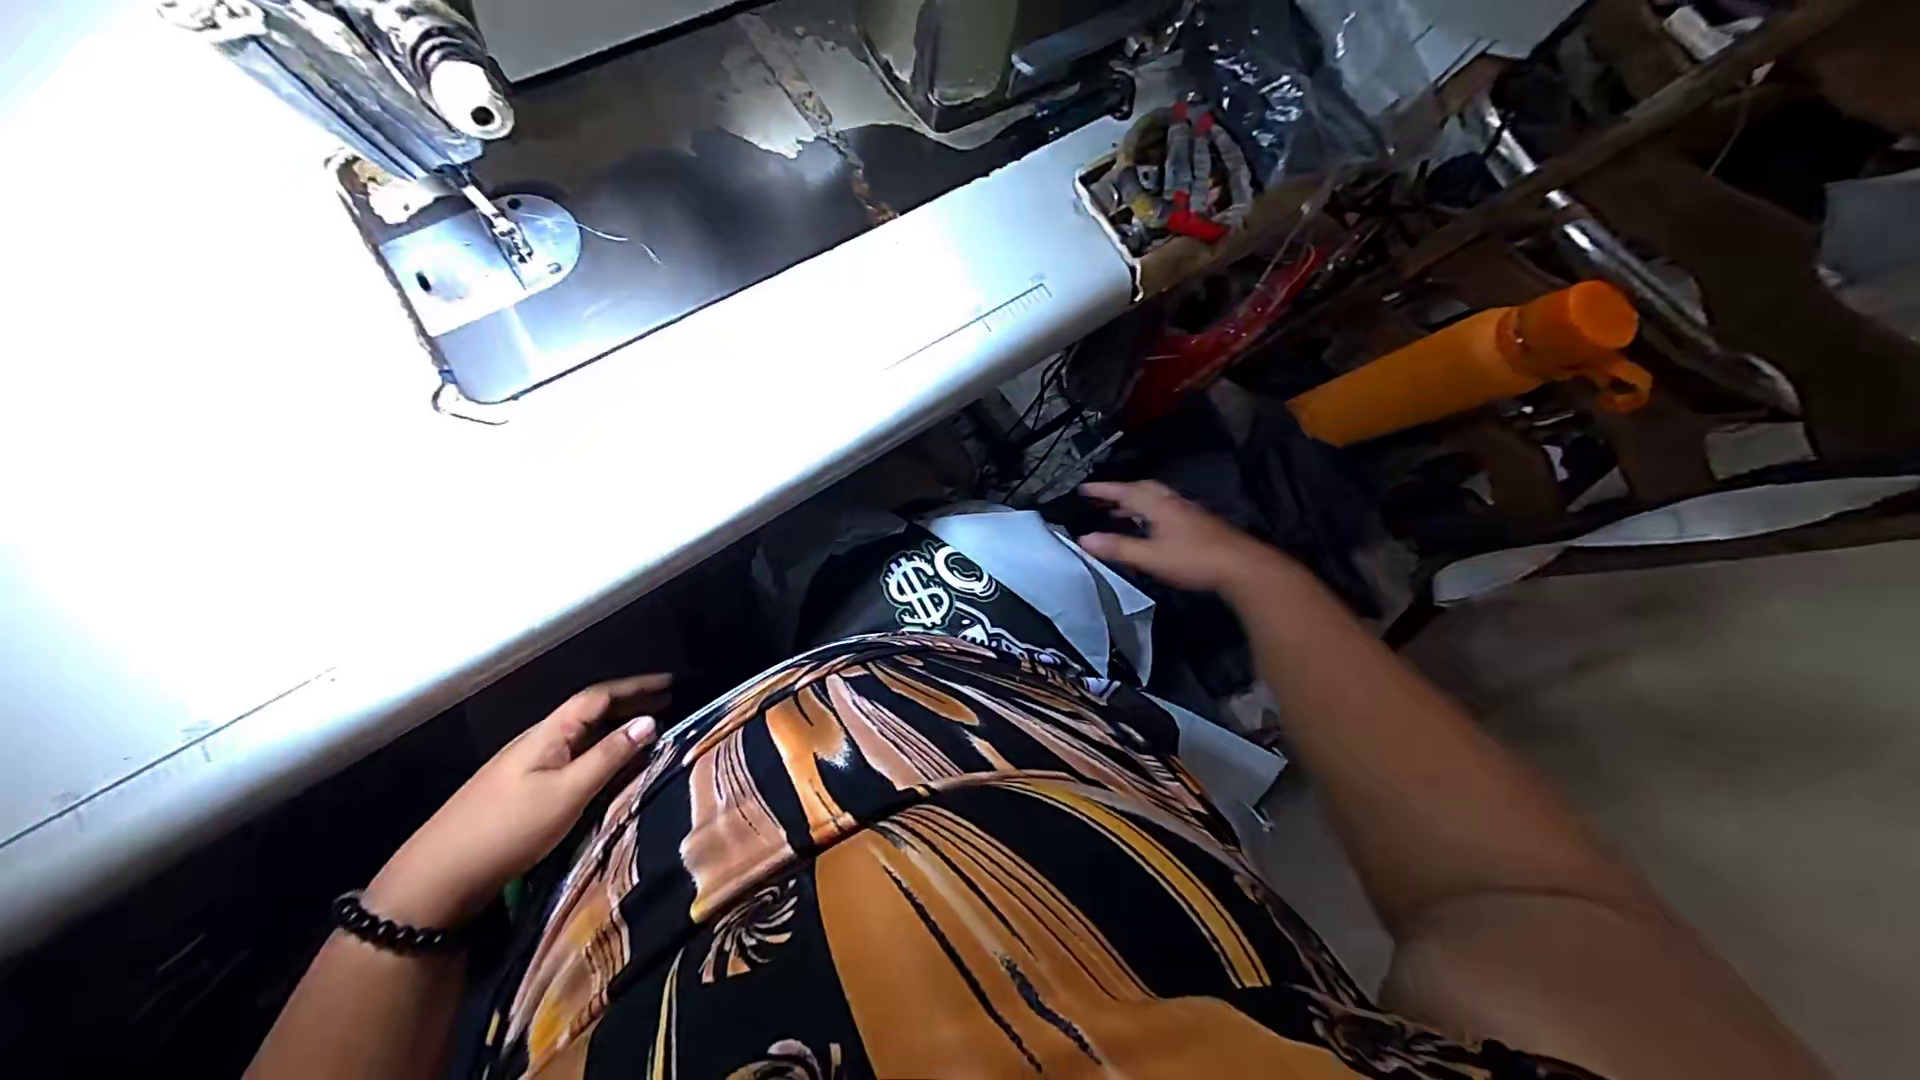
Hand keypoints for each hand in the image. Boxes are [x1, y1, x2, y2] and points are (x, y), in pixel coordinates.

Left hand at [363, 674, 670, 930]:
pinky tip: (613, 764)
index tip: (670, 682)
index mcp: (549, 733)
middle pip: (590, 711)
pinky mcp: (524, 787)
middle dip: (630, 703)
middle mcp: (539, 740)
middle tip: (668, 701)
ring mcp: (529, 764)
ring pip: (583, 734)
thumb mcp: (567, 792)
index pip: (598, 697)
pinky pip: (575, 755)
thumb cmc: (508, 829)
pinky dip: (603, 750)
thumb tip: (649, 720)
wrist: (436, 878)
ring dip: (617, 726)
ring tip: (650, 730)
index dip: (636, 686)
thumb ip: (610, 756)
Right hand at [1078, 481, 1293, 593]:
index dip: (1103, 489)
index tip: (1084, 489)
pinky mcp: (1198, 523)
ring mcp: (1187, 512)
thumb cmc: (1195, 560)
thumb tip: (1085, 540)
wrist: (1241, 567)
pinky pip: (1165, 509)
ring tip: (1118, 512)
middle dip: (1119, 492)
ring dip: (1135, 502)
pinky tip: (1148, 527)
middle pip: (1142, 489)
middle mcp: (1173, 503)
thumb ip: (1118, 548)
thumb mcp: (1151, 557)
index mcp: (1159, 506)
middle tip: (1101, 498)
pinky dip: (1149, 512)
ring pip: (1155, 499)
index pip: (1125, 491)